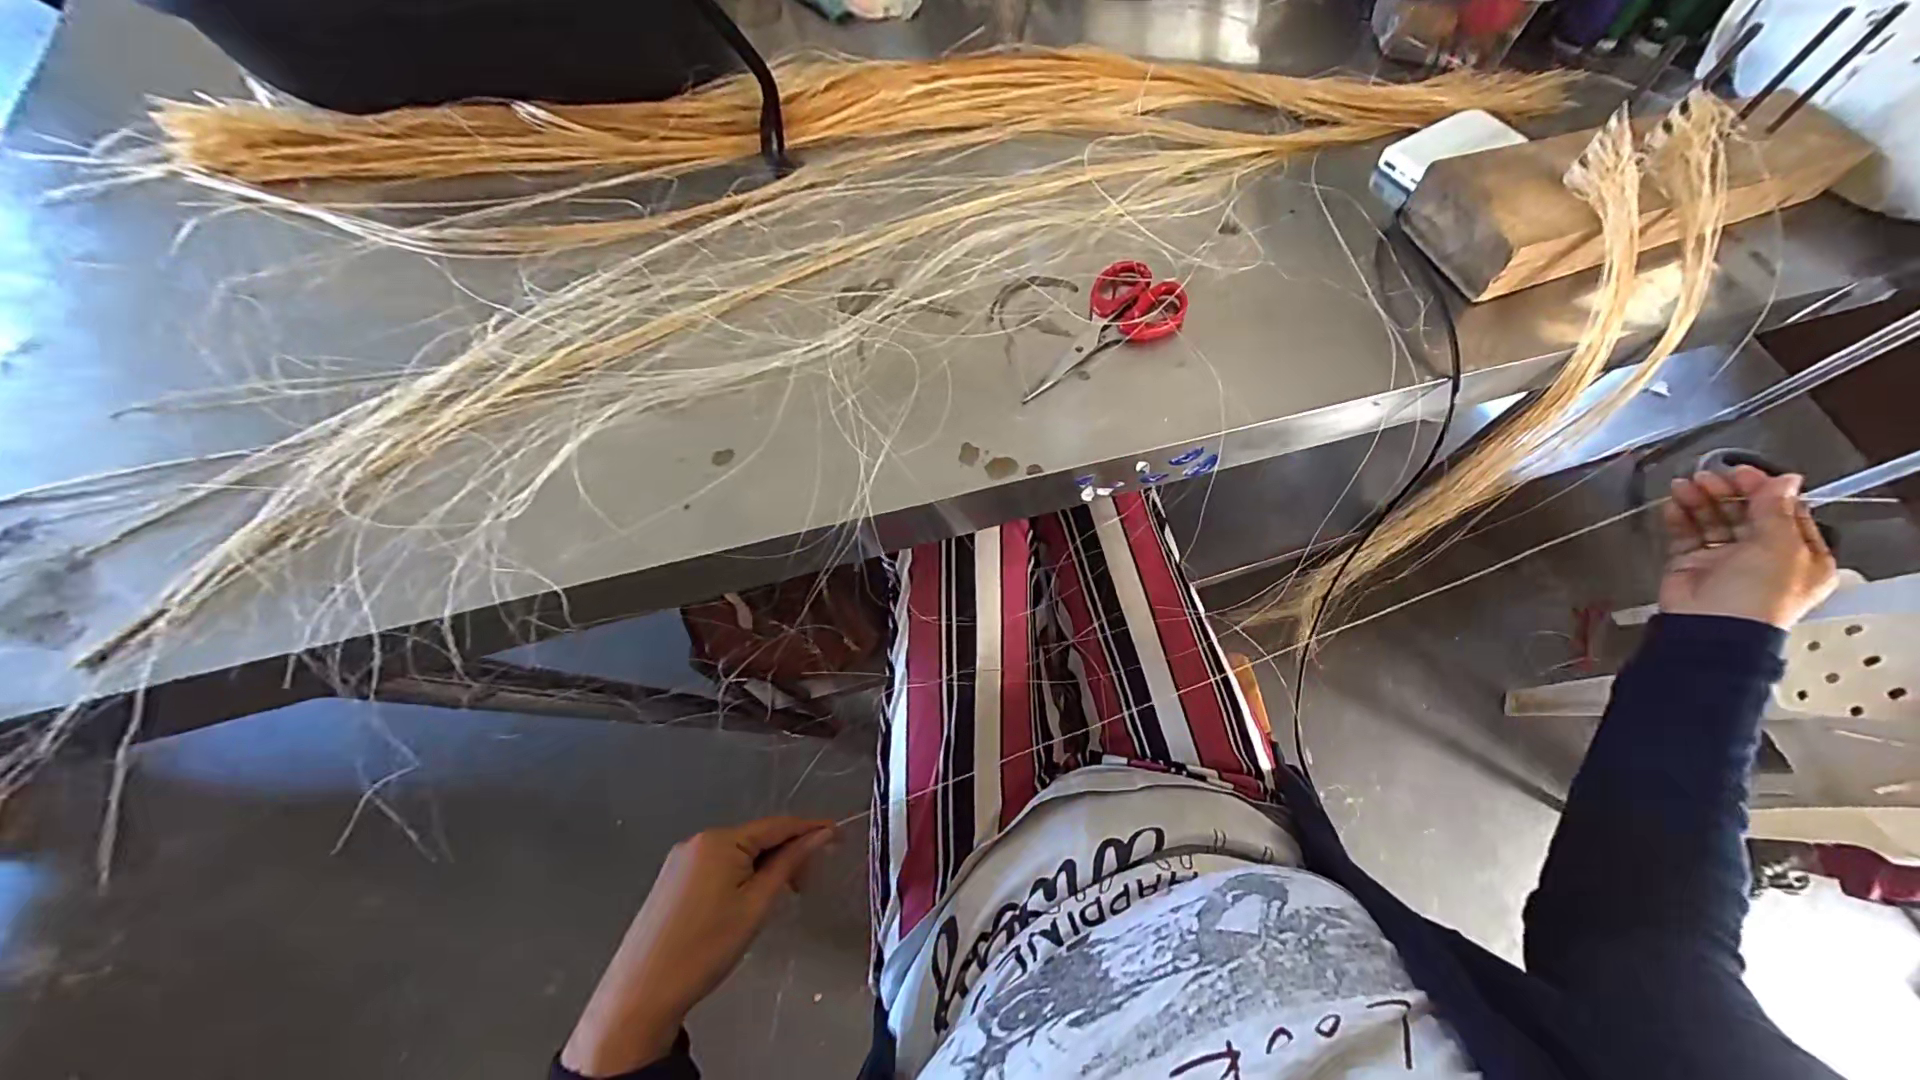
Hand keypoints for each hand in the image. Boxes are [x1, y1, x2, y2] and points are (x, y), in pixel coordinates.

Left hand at [560, 817, 835, 1076]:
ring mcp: (682, 859)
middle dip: (787, 854)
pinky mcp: (672, 880)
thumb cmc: (706, 947)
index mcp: (721, 840)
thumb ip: (790, 863)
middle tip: (809, 882)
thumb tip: (821, 835)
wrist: (640, 994)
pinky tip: (748, 899)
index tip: (838, 833)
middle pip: (756, 838)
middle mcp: (699, 840)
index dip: (809, 828)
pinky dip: (741, 875)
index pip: (777, 825)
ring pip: (738, 853)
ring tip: (781, 896)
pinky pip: (718, 866)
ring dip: (764, 867)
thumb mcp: (757, 904)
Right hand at [1658, 466, 1837, 629]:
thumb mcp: (1778, 548)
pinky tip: (1672, 505)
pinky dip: (1678, 519)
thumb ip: (1775, 511)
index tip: (1742, 472)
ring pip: (1711, 522)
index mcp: (1798, 553)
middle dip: (1725, 494)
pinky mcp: (1689, 563)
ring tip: (1683, 486)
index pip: (1783, 512)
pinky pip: (1684, 536)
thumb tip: (1785, 479)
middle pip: (1744, 514)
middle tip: (1707, 477)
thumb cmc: (1756, 592)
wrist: (1711, 624)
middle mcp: (1761, 554)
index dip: (1763, 490)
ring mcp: (1723, 558)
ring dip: (1698, 502)